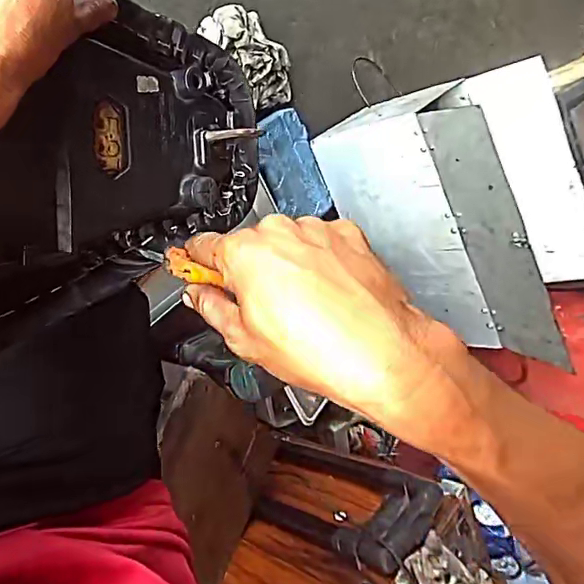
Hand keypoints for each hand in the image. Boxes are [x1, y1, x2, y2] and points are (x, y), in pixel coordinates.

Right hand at [183, 216, 483, 450]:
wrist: (388, 353)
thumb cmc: (322, 351)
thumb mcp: (246, 340)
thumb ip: (212, 308)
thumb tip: (200, 295)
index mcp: (244, 253)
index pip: (202, 246)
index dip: (194, 262)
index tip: (194, 270)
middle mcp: (279, 232)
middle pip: (247, 245)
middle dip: (247, 270)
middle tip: (260, 307)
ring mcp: (315, 230)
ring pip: (286, 243)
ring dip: (286, 265)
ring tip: (303, 307)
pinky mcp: (347, 235)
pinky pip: (320, 243)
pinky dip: (319, 262)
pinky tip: (327, 295)